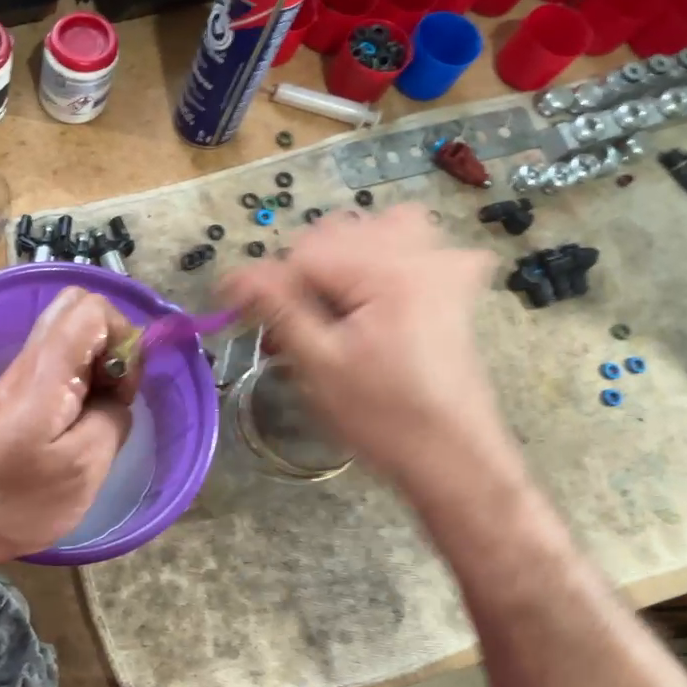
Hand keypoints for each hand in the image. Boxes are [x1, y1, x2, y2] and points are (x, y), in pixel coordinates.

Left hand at [0, 288, 138, 569]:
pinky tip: (76, 433)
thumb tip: (116, 399)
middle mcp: (27, 364)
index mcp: (46, 370)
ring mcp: (14, 383)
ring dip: (94, 372)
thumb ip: (112, 419)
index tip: (125, 389)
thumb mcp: (83, 467)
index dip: (123, 337)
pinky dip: (75, 390)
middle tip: (115, 396)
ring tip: (98, 420)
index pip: (90, 307)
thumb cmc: (17, 500)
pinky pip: (52, 373)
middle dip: (111, 346)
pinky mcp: (9, 405)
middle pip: (75, 313)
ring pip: (65, 344)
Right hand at [219, 204, 509, 491]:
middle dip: (302, 271)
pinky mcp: (453, 287)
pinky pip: (410, 249)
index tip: (237, 311)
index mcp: (388, 271)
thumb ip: (277, 308)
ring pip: (375, 231)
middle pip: (338, 234)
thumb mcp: (318, 364)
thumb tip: (233, 276)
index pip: (305, 252)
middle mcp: (423, 254)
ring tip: (323, 307)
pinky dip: (377, 266)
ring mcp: (444, 268)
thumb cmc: (382, 417)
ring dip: (340, 261)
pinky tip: (365, 302)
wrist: (451, 454)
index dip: (266, 282)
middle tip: (281, 321)